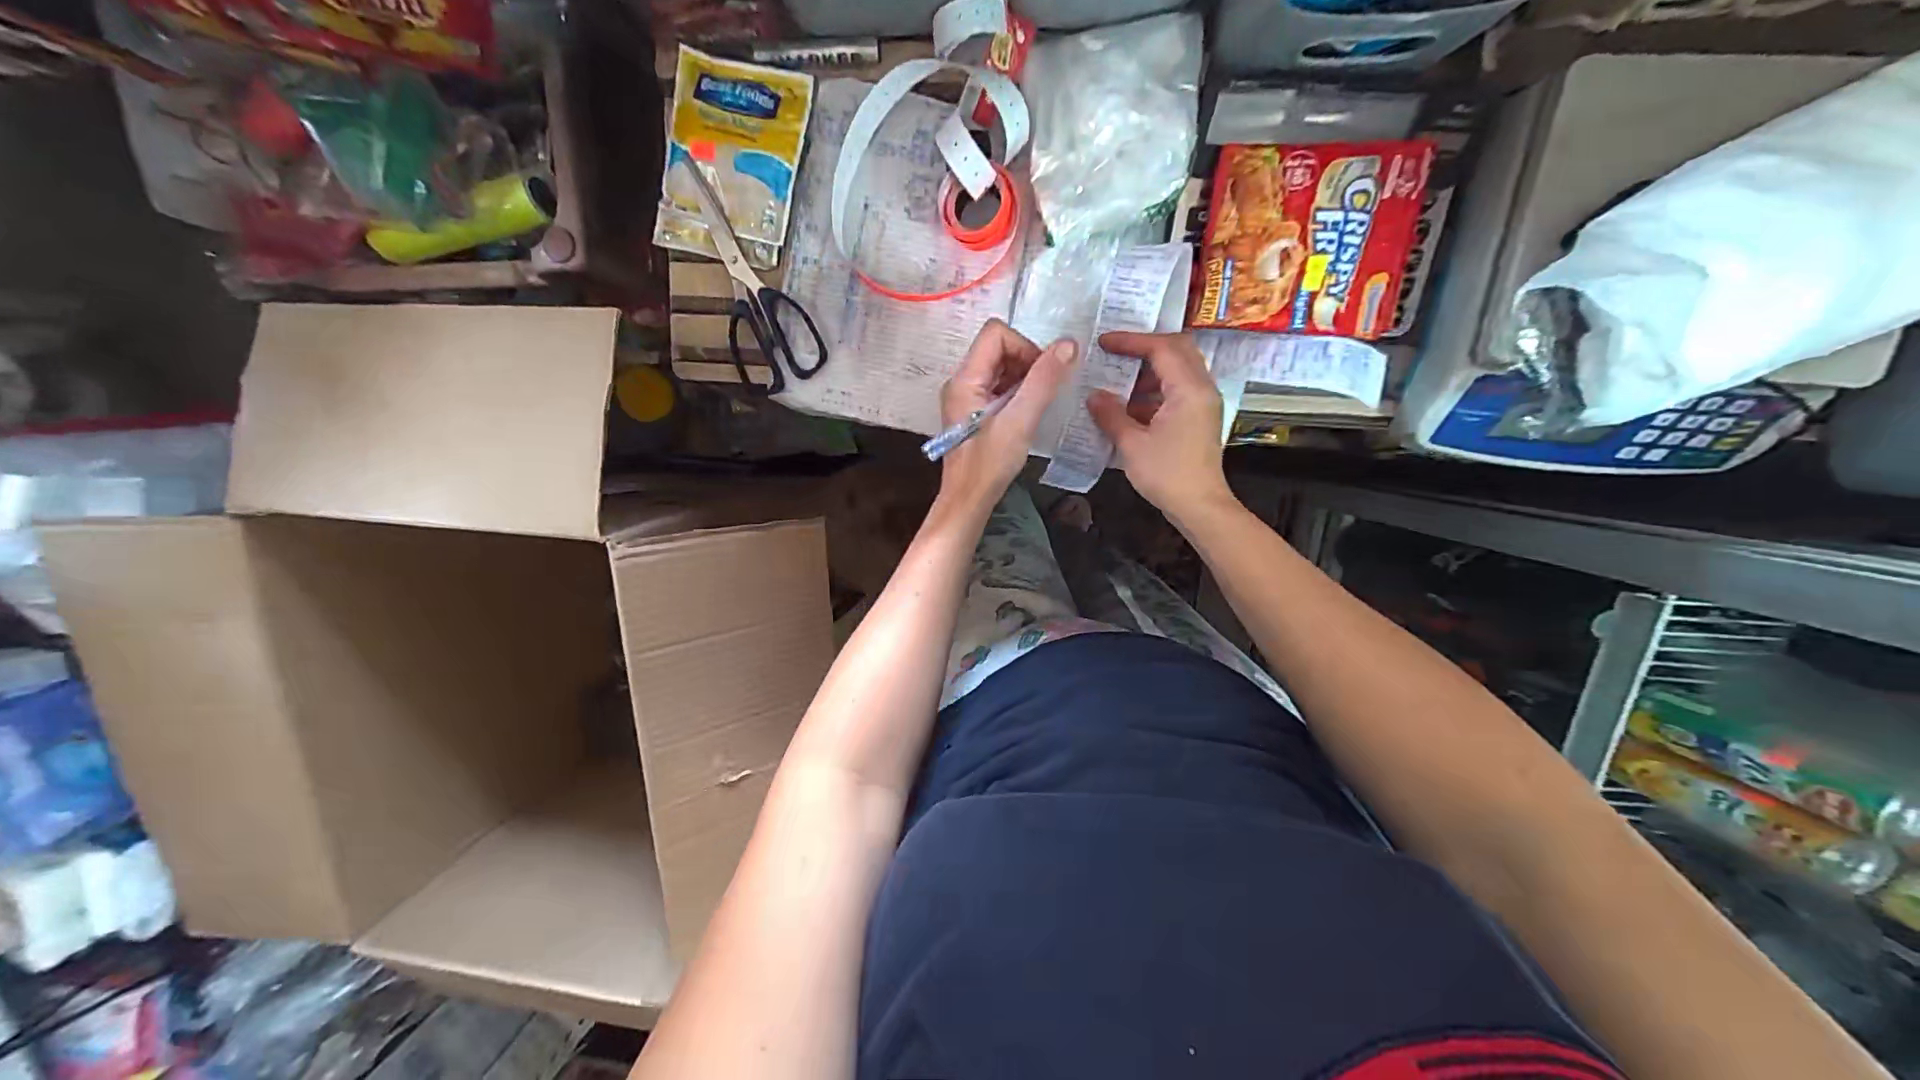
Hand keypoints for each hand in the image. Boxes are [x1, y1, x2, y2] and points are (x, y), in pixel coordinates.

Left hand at [937, 319, 1077, 513]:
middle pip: (999, 348)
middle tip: (1042, 392)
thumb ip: (1043, 381)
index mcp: (965, 379)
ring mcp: (967, 398)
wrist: (968, 502)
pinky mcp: (975, 413)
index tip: (1042, 375)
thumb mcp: (1020, 421)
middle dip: (1027, 362)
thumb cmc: (988, 465)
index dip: (1025, 346)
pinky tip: (1028, 414)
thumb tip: (1068, 345)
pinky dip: (1018, 393)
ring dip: (1025, 379)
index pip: (996, 334)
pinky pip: (1000, 388)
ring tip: (1036, 406)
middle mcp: (962, 382)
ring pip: (1002, 368)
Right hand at [1086, 331, 1235, 523]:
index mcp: (1189, 389)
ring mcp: (1203, 404)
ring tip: (1118, 380)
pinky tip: (1129, 405)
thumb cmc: (1167, 475)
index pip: (1162, 348)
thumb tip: (1094, 396)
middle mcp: (1202, 389)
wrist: (1199, 506)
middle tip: (1116, 353)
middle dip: (1145, 348)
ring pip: (1178, 370)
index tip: (1105, 342)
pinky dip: (1154, 390)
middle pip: (1178, 350)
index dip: (1132, 341)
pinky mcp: (1199, 418)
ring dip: (1148, 371)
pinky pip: (1177, 390)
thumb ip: (1111, 415)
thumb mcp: (1132, 444)